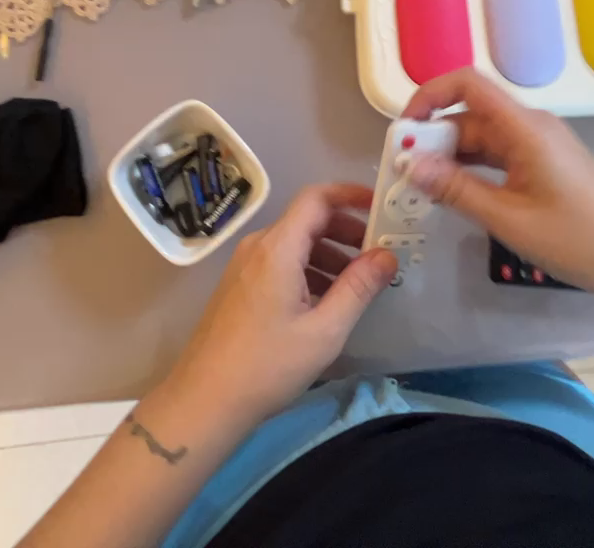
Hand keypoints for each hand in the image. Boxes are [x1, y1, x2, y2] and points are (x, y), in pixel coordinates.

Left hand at [163, 182, 398, 426]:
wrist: (206, 397)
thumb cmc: (268, 364)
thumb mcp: (324, 330)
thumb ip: (358, 288)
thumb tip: (387, 255)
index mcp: (277, 247)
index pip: (316, 198)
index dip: (351, 195)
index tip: (382, 206)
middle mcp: (259, 246)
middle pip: (308, 220)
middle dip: (347, 232)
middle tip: (381, 255)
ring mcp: (246, 264)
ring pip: (296, 244)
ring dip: (330, 256)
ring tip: (361, 285)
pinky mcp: (241, 284)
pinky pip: (282, 262)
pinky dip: (310, 271)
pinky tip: (328, 303)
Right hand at [401, 68, 593, 300]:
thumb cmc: (578, 240)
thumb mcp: (508, 218)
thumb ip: (454, 189)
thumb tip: (407, 165)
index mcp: (524, 127)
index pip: (468, 84)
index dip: (429, 95)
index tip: (403, 129)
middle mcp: (530, 125)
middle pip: (468, 115)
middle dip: (431, 138)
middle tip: (403, 173)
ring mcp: (538, 145)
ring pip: (479, 137)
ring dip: (448, 156)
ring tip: (420, 187)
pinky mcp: (543, 164)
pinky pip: (495, 154)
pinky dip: (469, 168)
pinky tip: (453, 193)